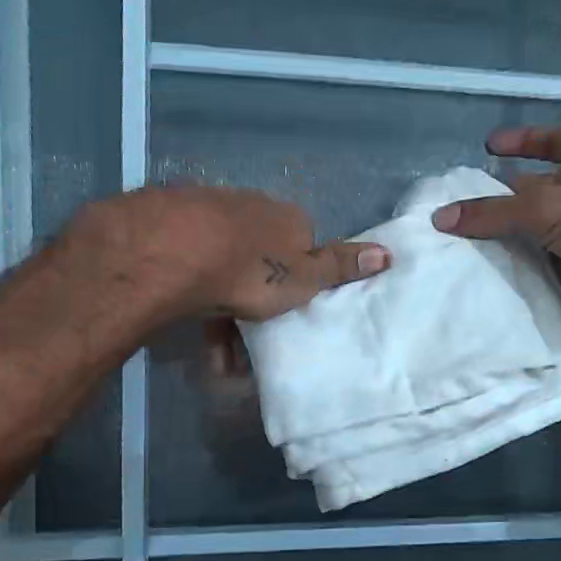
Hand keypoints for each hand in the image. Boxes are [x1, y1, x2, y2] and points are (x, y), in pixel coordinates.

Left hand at [51, 185, 390, 322]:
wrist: (176, 250)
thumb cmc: (253, 270)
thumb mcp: (304, 278)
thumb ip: (340, 268)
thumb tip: (389, 252)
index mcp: (287, 217)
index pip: (302, 243)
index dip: (298, 277)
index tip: (288, 309)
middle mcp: (252, 207)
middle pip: (260, 255)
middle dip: (256, 295)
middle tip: (252, 337)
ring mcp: (209, 212)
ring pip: (222, 264)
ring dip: (224, 307)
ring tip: (218, 354)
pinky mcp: (172, 225)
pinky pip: (191, 265)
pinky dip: (194, 296)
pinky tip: (188, 325)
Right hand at [431, 126, 560, 343]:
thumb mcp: (551, 205)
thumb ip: (493, 212)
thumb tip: (440, 218)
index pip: (550, 140)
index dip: (520, 142)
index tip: (487, 147)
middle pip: (534, 189)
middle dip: (498, 198)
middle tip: (449, 206)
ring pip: (533, 230)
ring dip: (502, 237)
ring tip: (451, 240)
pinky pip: (538, 264)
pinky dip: (515, 266)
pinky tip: (479, 268)